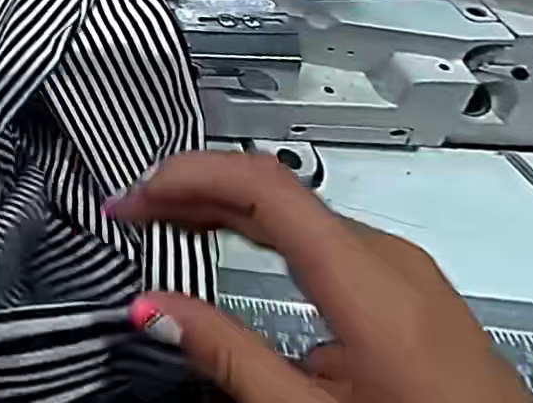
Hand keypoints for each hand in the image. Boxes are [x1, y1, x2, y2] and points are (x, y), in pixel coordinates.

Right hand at [106, 151, 530, 402]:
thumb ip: (230, 357)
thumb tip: (155, 307)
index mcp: (369, 278)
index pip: (261, 184)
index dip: (188, 174)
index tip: (136, 194)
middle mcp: (384, 254)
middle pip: (269, 186)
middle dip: (191, 187)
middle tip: (133, 207)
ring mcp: (396, 265)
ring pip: (288, 205)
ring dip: (218, 204)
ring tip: (162, 216)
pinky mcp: (399, 282)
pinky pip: (310, 230)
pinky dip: (254, 225)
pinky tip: (224, 235)